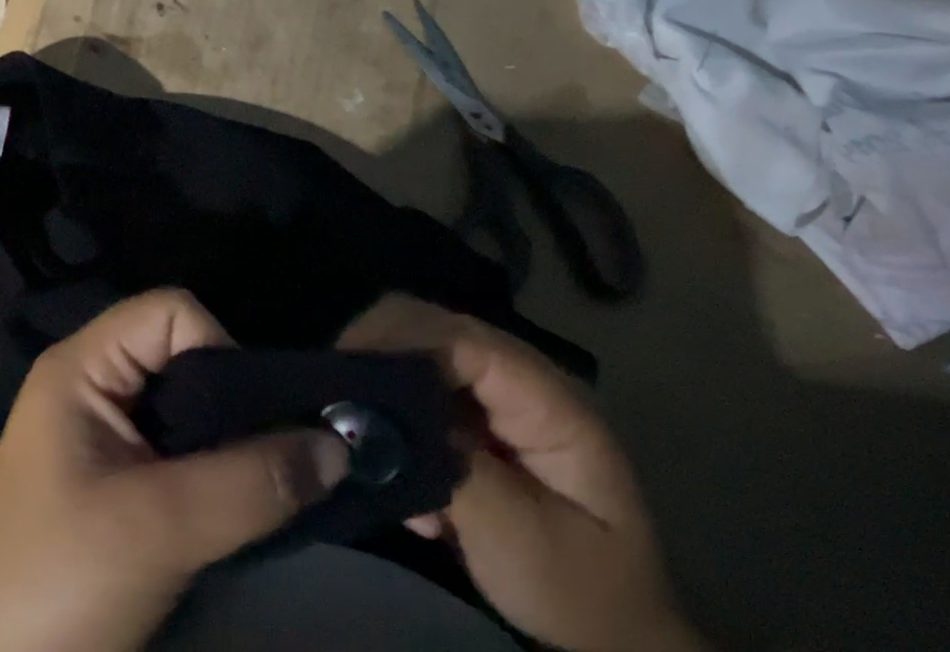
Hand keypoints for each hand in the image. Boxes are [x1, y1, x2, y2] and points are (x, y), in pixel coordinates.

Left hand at [0, 289, 350, 651]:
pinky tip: (244, 508)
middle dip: (238, 402)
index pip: (169, 312)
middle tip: (280, 459)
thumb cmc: (63, 579)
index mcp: (80, 369)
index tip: (252, 419)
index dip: (220, 349)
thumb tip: (340, 444)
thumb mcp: (161, 526)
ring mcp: (103, 434)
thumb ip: (252, 481)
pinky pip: (183, 451)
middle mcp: (91, 386)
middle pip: (184, 355)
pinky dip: (219, 472)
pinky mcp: (118, 480)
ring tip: (269, 489)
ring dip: (234, 444)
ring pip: (190, 408)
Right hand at [341, 296, 708, 651]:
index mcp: (549, 402)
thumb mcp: (516, 537)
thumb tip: (377, 419)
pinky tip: (393, 468)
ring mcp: (497, 396)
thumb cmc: (577, 588)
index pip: (462, 340)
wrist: (614, 631)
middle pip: (431, 327)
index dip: (397, 344)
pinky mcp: (475, 417)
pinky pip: (416, 387)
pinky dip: (389, 413)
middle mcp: (521, 380)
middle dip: (376, 357)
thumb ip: (450, 468)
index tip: (341, 381)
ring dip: (379, 387)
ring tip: (363, 443)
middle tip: (336, 408)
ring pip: (415, 351)